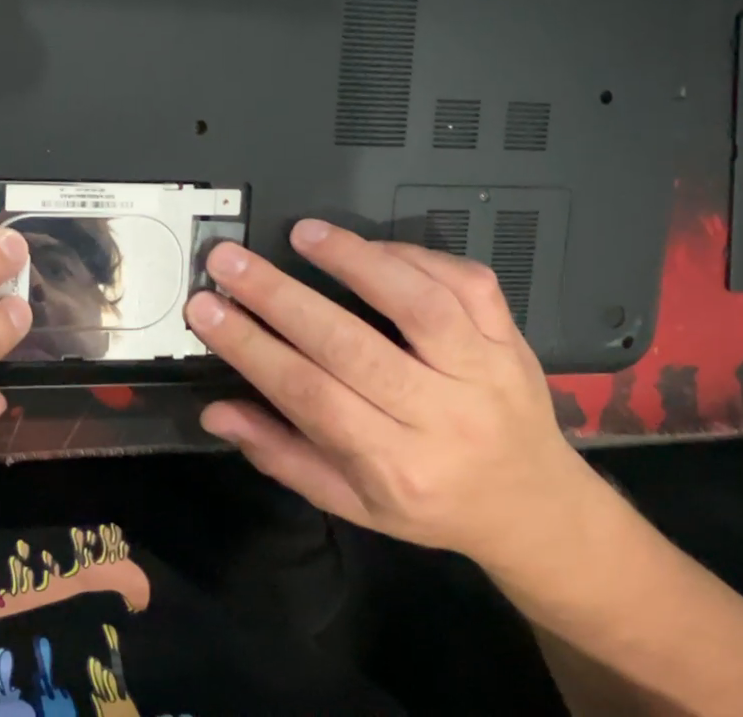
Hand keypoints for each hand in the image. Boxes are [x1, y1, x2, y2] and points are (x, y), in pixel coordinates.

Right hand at [185, 221, 604, 568]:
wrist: (537, 508)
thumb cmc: (431, 505)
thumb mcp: (350, 503)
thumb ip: (281, 455)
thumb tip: (216, 413)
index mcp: (395, 465)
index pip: (309, 396)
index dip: (250, 347)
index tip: (205, 309)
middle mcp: (442, 417)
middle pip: (351, 345)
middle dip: (279, 296)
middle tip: (229, 261)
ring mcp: (485, 373)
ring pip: (419, 305)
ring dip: (355, 261)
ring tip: (302, 233)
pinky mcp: (511, 340)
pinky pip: (468, 283)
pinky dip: (417, 256)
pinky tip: (371, 247)